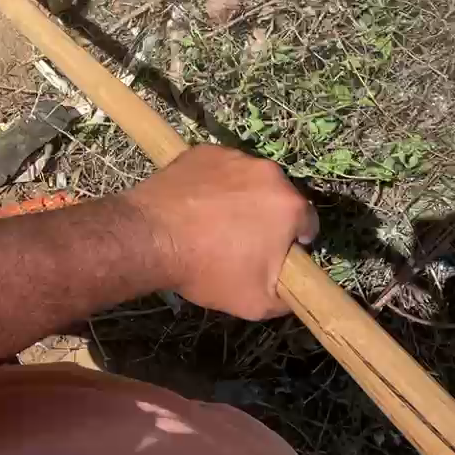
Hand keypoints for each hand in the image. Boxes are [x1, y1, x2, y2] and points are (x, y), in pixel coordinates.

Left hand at [121, 145, 316, 319]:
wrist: (148, 237)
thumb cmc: (206, 268)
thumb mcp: (258, 302)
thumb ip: (288, 296)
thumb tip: (292, 288)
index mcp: (289, 204)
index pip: (306, 223)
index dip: (291, 243)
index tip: (269, 256)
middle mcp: (266, 171)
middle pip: (277, 197)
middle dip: (265, 218)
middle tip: (238, 240)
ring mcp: (230, 156)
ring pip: (246, 181)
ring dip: (238, 198)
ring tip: (211, 222)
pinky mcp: (200, 151)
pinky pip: (217, 169)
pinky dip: (211, 183)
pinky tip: (194, 205)